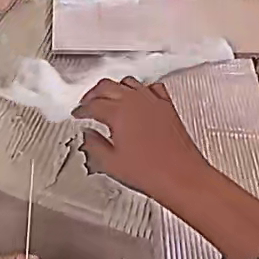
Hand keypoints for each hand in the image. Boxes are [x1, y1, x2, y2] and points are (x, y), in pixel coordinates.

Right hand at [71, 78, 213, 201]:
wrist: (180, 176)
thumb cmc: (151, 171)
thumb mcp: (110, 163)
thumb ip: (93, 144)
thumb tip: (88, 135)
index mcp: (118, 112)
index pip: (92, 104)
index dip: (81, 110)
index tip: (78, 114)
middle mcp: (135, 101)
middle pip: (107, 86)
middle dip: (93, 94)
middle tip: (87, 103)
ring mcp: (153, 101)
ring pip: (128, 82)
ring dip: (114, 88)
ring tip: (107, 98)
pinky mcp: (167, 106)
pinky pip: (151, 88)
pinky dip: (140, 89)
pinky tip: (138, 97)